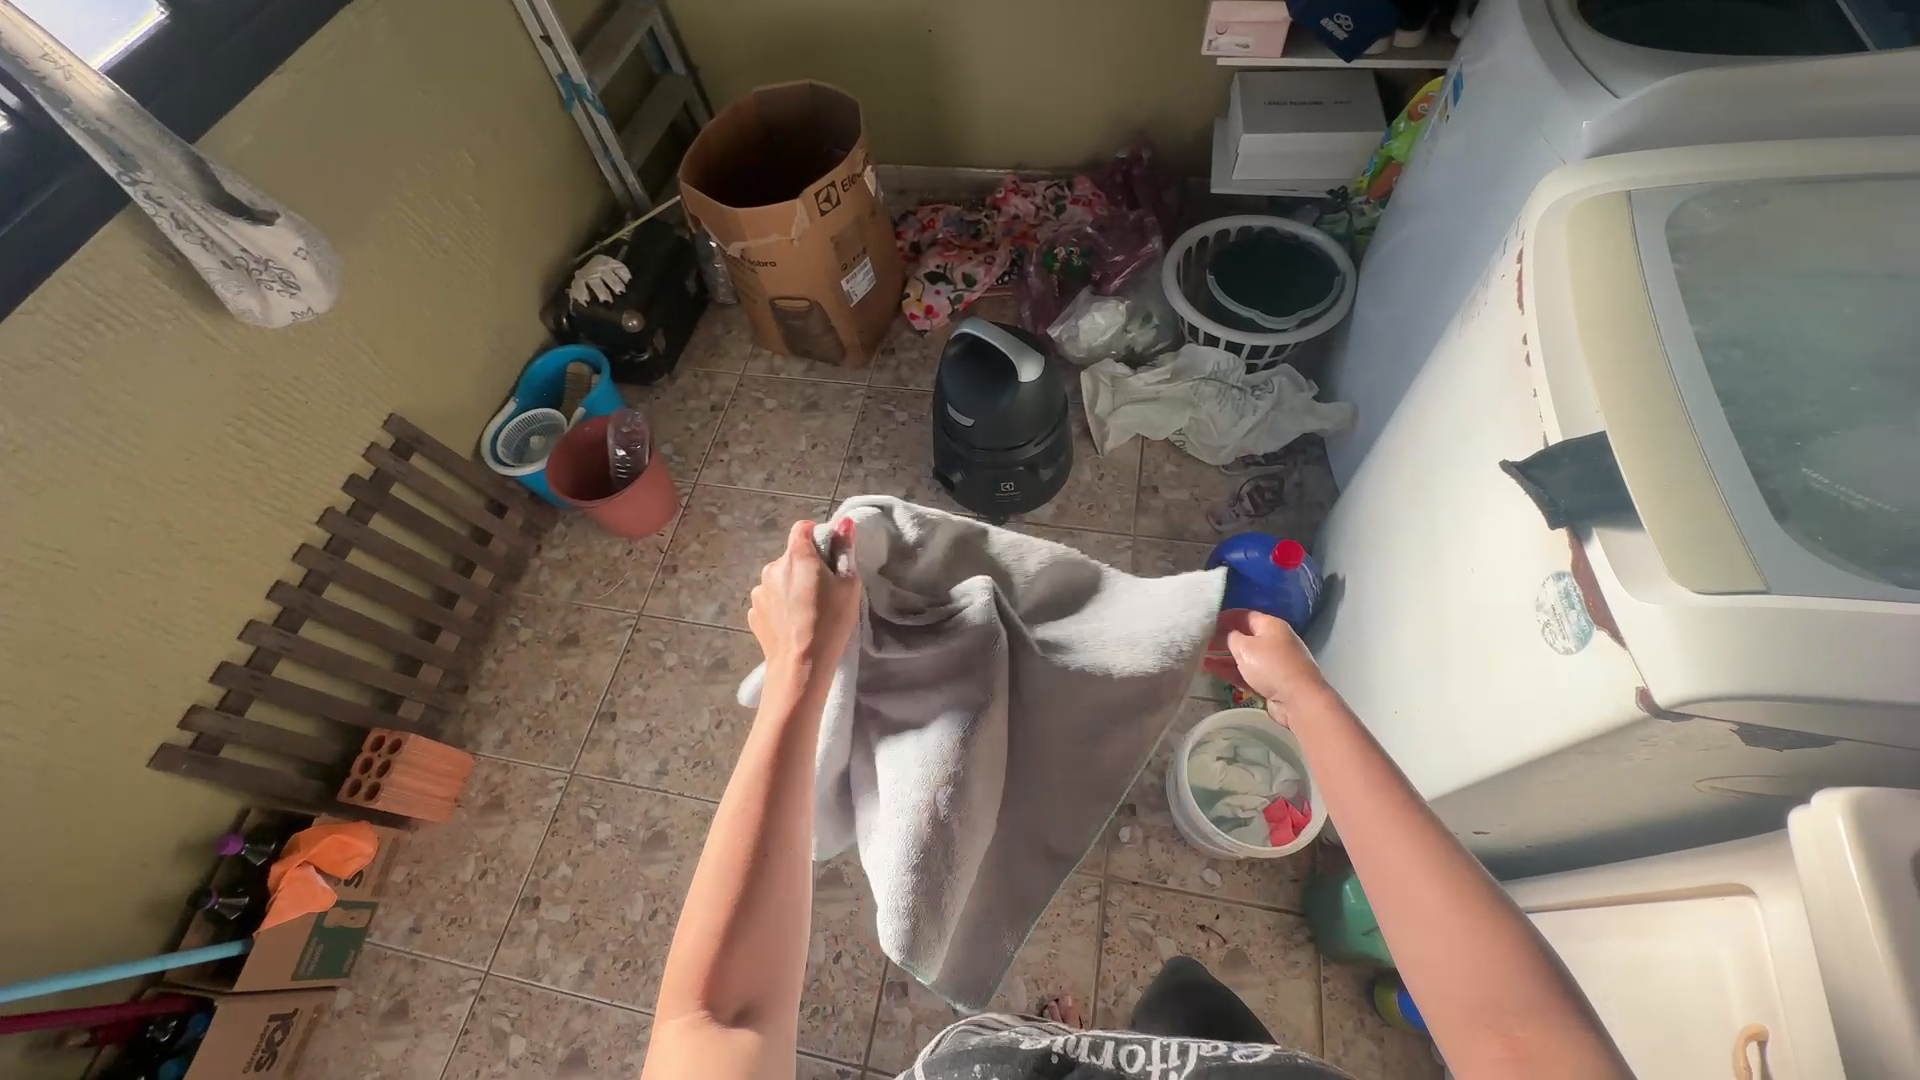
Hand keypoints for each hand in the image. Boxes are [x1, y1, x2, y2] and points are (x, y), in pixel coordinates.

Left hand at [748, 518, 861, 694]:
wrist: (801, 666)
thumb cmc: (831, 622)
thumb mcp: (849, 585)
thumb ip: (845, 550)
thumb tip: (844, 522)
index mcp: (797, 556)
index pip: (802, 529)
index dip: (817, 535)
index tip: (828, 554)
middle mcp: (772, 568)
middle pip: (791, 556)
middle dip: (805, 565)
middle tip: (824, 588)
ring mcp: (759, 592)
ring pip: (778, 579)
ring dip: (791, 586)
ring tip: (807, 610)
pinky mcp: (753, 614)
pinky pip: (770, 601)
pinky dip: (780, 606)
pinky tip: (793, 624)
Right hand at [1202, 609, 1332, 719]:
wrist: (1299, 700)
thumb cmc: (1271, 666)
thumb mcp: (1245, 647)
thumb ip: (1230, 637)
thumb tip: (1227, 635)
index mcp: (1270, 625)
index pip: (1243, 615)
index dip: (1222, 617)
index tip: (1203, 622)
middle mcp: (1273, 641)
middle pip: (1242, 636)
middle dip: (1220, 638)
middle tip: (1198, 640)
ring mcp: (1272, 663)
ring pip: (1242, 656)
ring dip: (1222, 656)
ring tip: (1198, 656)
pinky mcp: (1269, 681)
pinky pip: (1245, 672)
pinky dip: (1229, 670)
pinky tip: (1209, 669)